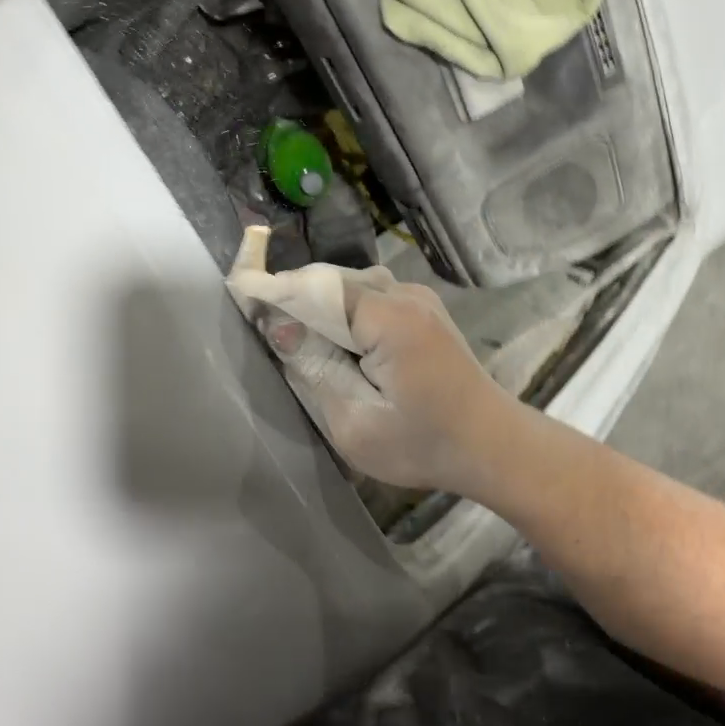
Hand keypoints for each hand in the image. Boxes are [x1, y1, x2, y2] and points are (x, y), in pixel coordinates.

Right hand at [261, 272, 526, 495]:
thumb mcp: (356, 423)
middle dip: (291, 296)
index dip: (272, 292)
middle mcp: (404, 294)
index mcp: (389, 318)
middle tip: (256, 323)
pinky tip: (328, 338)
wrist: (490, 444)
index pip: (314, 289)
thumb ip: (314, 369)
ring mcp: (417, 297)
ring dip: (316, 304)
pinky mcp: (421, 309)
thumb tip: (278, 327)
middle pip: (329, 280)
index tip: (234, 293)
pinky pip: (368, 296)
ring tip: (287, 334)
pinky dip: (340, 311)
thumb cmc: (423, 445)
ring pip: (348, 285)